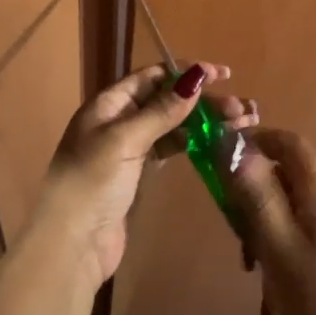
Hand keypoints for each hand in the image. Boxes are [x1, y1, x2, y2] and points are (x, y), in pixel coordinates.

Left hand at [38, 62, 255, 283]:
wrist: (73, 242)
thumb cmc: (93, 181)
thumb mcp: (125, 139)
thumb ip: (161, 110)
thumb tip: (195, 77)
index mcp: (109, 104)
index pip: (152, 76)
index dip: (186, 73)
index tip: (222, 75)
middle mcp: (119, 121)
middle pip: (166, 100)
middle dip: (203, 100)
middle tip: (242, 108)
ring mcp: (130, 149)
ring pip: (172, 126)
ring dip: (204, 122)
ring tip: (242, 123)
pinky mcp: (139, 176)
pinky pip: (170, 150)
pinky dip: (193, 144)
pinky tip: (218, 143)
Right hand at [229, 129, 315, 314]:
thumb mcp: (276, 247)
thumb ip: (255, 193)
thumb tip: (233, 142)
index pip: (290, 142)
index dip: (255, 140)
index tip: (221, 161)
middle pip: (291, 179)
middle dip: (256, 198)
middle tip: (237, 238)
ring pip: (297, 214)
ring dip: (268, 232)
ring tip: (256, 276)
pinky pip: (311, 241)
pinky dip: (287, 254)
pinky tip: (277, 300)